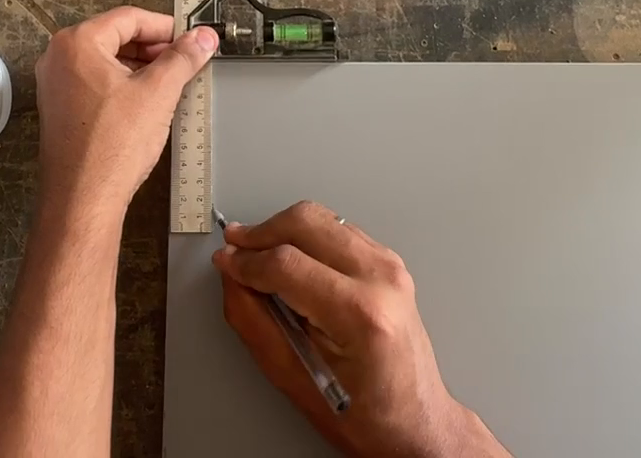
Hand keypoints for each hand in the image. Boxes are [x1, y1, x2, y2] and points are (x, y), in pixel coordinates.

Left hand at [33, 7, 218, 214]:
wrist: (83, 199)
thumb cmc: (112, 145)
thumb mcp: (158, 92)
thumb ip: (183, 58)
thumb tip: (203, 38)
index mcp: (77, 43)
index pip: (129, 18)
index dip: (164, 26)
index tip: (189, 38)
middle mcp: (58, 58)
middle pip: (114, 36)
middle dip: (152, 47)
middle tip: (182, 60)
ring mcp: (54, 85)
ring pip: (104, 60)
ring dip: (138, 66)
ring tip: (168, 82)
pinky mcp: (58, 109)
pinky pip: (93, 82)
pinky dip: (121, 84)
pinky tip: (144, 101)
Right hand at [214, 202, 508, 457]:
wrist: (416, 422)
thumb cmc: (363, 415)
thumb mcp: (292, 379)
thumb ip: (253, 321)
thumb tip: (231, 275)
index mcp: (360, 315)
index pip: (286, 264)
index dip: (246, 260)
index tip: (224, 261)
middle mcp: (379, 278)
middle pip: (304, 224)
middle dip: (261, 232)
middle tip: (235, 247)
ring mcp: (388, 264)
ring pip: (320, 217)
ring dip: (282, 228)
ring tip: (257, 250)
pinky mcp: (388, 259)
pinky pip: (336, 227)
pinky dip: (306, 234)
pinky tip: (290, 255)